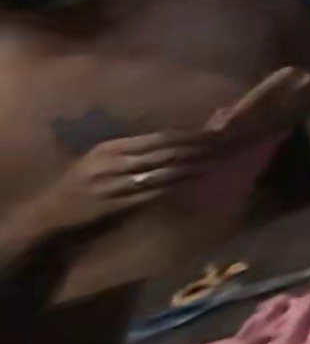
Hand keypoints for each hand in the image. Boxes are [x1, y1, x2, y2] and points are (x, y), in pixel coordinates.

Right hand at [21, 132, 213, 234]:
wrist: (47, 213)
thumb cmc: (87, 177)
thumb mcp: (109, 155)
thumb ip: (148, 143)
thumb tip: (191, 130)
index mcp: (110, 148)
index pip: (162, 137)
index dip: (193, 135)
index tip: (220, 133)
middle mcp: (109, 165)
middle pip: (167, 154)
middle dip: (200, 150)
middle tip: (227, 146)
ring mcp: (110, 187)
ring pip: (164, 173)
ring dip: (195, 167)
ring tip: (219, 161)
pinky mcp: (112, 205)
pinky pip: (154, 193)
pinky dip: (179, 185)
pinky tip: (197, 179)